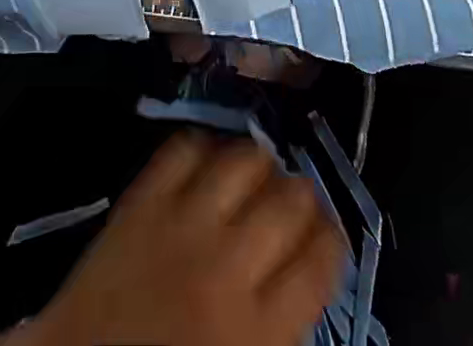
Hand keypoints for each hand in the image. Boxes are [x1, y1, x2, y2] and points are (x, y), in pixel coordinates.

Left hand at [0, 131, 345, 345]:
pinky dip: (204, 144)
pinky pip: (185, 146)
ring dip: (257, 163)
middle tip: (287, 201)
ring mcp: (182, 222)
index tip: (321, 231)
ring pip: (244, 159)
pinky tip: (206, 161)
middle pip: (292, 199)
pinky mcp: (142, 197)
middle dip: (300, 194)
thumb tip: (307, 258)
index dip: (330, 234)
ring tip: (251, 176)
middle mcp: (229, 265)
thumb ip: (284, 314)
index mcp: (262, 328)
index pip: (323, 254)